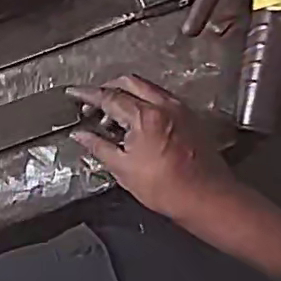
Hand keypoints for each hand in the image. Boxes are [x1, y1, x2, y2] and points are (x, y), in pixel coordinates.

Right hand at [69, 75, 236, 217]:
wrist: (207, 199)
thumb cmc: (167, 188)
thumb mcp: (122, 168)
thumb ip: (98, 146)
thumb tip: (81, 136)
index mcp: (144, 116)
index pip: (108, 96)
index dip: (87, 94)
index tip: (74, 94)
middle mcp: (164, 106)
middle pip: (129, 82)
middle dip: (106, 89)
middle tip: (92, 104)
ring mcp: (180, 110)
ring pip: (146, 88)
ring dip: (126, 95)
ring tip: (111, 118)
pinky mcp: (189, 118)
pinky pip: (161, 98)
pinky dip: (143, 102)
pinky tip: (135, 123)